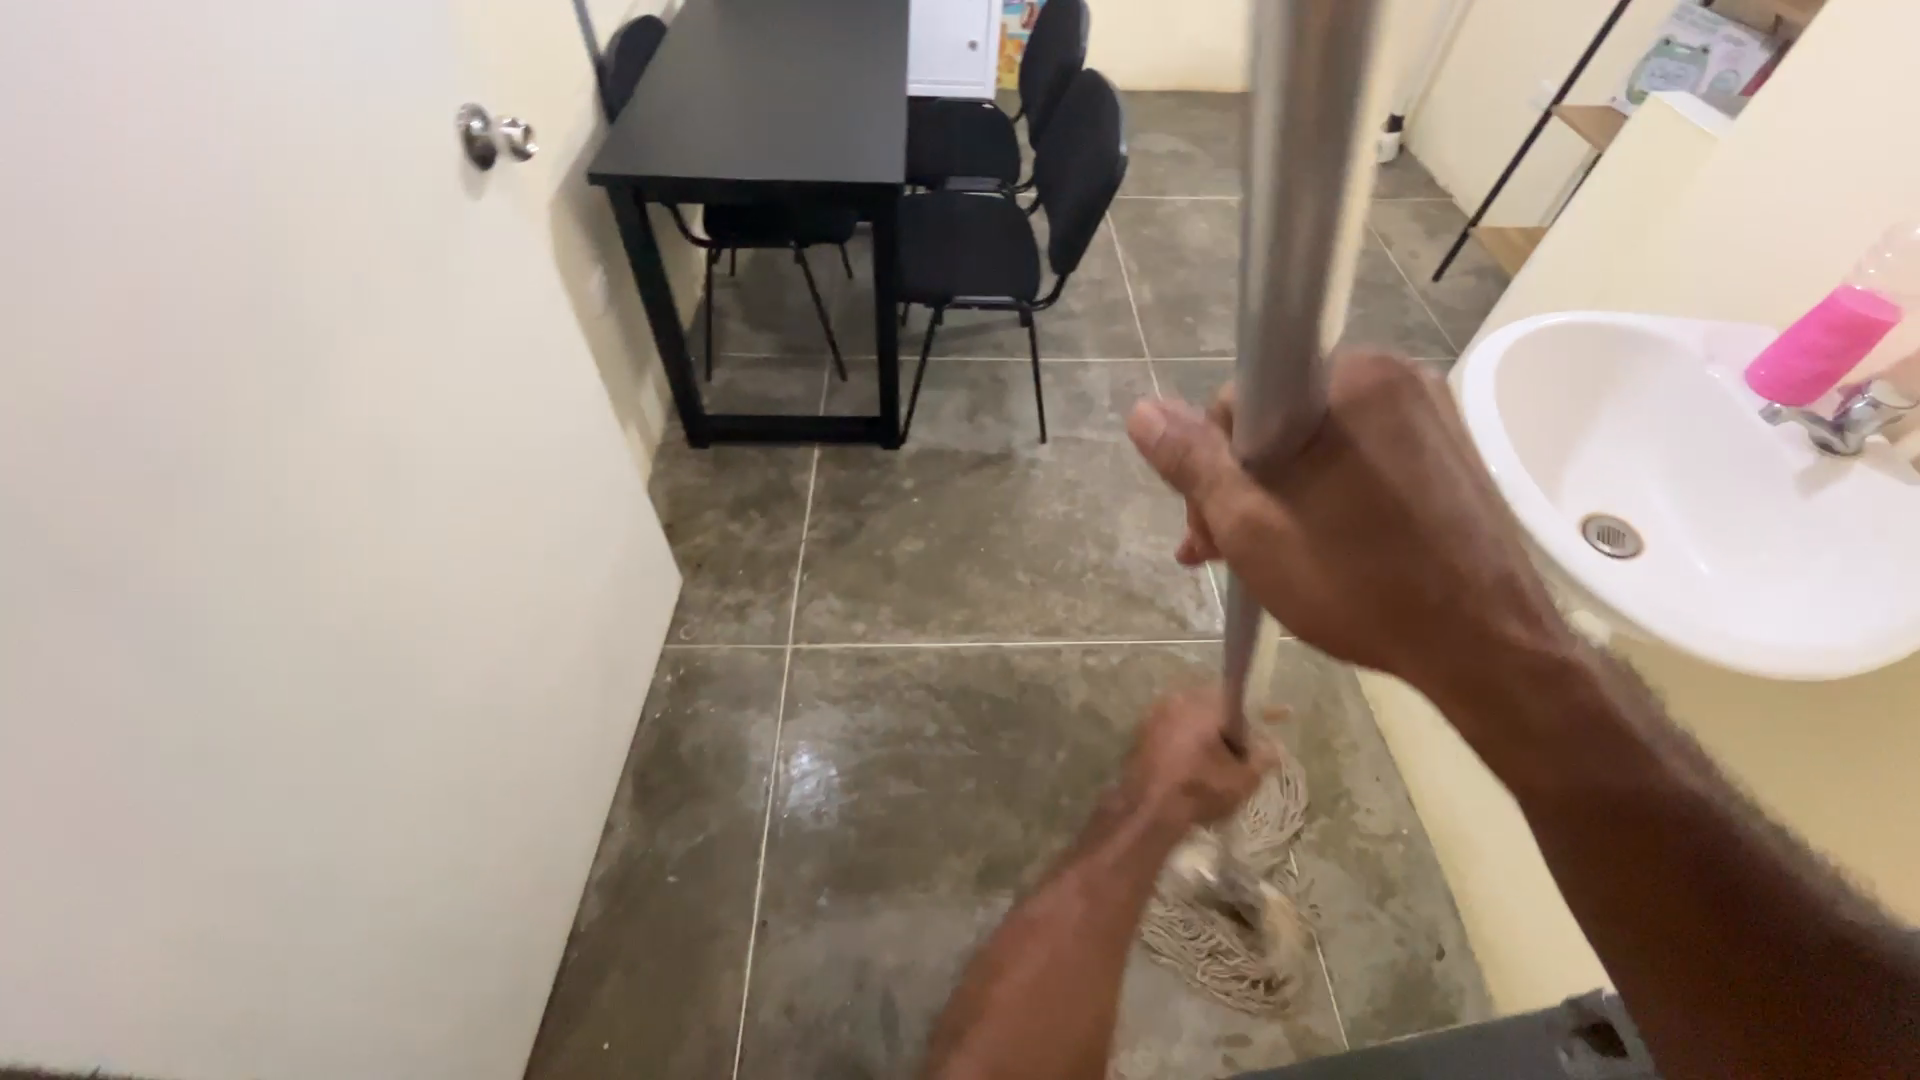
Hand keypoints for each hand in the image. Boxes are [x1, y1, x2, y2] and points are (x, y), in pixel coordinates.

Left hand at [1124, 684, 1276, 827]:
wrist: (1147, 808)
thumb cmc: (1198, 790)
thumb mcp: (1241, 780)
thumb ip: (1262, 759)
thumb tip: (1274, 747)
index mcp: (1204, 705)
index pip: (1241, 697)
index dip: (1262, 710)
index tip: (1282, 714)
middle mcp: (1179, 700)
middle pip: (1215, 701)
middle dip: (1234, 718)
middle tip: (1250, 738)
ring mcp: (1157, 712)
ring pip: (1193, 711)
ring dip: (1210, 725)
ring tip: (1225, 749)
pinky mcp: (1143, 728)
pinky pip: (1175, 722)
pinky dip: (1190, 733)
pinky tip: (1198, 753)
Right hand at [1127, 348, 1575, 706]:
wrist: (1487, 648)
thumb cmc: (1357, 584)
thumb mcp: (1251, 527)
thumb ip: (1193, 463)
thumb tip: (1142, 411)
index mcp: (1348, 379)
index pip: (1241, 400)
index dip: (1211, 463)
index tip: (1209, 528)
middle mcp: (1394, 377)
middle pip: (1277, 422)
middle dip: (1242, 485)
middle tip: (1225, 552)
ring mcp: (1429, 414)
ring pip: (1315, 443)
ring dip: (1277, 495)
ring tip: (1261, 561)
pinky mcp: (1447, 452)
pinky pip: (1358, 458)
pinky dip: (1323, 495)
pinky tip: (1312, 547)